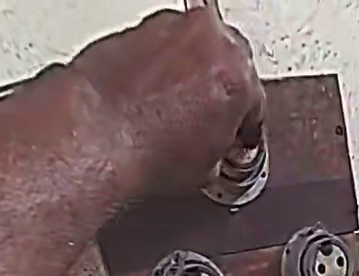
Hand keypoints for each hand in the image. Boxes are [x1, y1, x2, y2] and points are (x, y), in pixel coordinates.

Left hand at [69, 8, 265, 197]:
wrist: (101, 136)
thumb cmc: (153, 150)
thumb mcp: (211, 164)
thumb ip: (225, 141)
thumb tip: (218, 142)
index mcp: (238, 72)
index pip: (257, 103)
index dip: (247, 129)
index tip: (238, 139)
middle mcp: (208, 37)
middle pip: (230, 64)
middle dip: (224, 93)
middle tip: (213, 125)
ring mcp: (172, 26)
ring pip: (197, 51)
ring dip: (194, 78)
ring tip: (181, 117)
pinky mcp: (139, 26)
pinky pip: (165, 50)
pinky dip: (166, 71)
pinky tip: (158, 103)